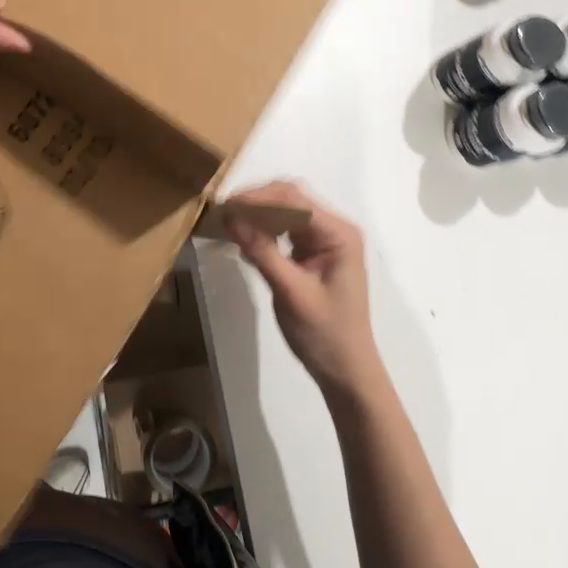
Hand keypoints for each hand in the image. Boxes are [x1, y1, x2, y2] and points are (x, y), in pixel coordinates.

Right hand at [226, 181, 385, 397]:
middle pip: (290, 198)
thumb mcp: (290, 292)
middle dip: (255, 201)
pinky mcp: (313, 252)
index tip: (224, 207)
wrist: (345, 370)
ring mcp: (325, 239)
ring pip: (285, 211)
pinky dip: (263, 229)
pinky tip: (243, 239)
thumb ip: (263, 252)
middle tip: (222, 213)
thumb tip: (231, 218)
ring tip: (227, 222)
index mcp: (339, 233)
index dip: (257, 197)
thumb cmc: (324, 334)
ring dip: (257, 214)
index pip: (294, 198)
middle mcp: (334, 228)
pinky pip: (285, 229)